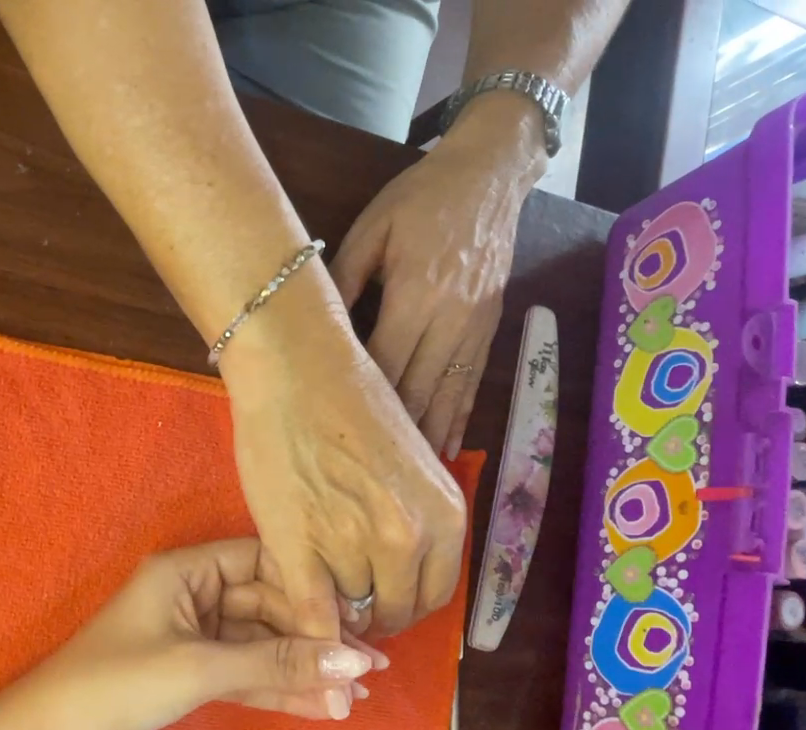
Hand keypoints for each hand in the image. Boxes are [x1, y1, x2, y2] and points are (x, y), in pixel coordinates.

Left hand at [4, 538, 386, 729]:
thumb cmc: (118, 684)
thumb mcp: (199, 669)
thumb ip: (276, 663)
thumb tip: (354, 663)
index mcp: (185, 571)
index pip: (263, 563)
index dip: (310, 590)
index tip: (359, 621)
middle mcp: (191, 594)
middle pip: (267, 607)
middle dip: (314, 640)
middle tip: (370, 671)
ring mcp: (191, 635)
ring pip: (259, 645)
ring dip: (302, 669)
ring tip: (358, 696)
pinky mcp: (189, 672)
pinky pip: (243, 672)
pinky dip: (276, 688)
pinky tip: (321, 707)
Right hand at [222, 287, 467, 637]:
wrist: (294, 371)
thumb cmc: (351, 402)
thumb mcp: (412, 465)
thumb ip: (414, 519)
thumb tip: (394, 566)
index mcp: (445, 515)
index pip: (435, 595)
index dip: (404, 605)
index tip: (380, 603)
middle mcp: (409, 539)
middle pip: (393, 611)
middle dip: (370, 617)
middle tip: (343, 606)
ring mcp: (352, 547)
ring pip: (348, 611)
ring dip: (332, 608)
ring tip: (312, 589)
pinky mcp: (299, 549)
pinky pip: (311, 614)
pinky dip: (308, 630)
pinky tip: (298, 625)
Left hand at [331, 94, 543, 459]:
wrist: (492, 171)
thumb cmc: (419, 198)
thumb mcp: (370, 231)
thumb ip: (342, 282)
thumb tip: (313, 326)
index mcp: (417, 293)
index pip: (383, 361)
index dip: (360, 401)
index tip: (335, 437)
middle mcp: (451, 318)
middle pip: (415, 388)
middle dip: (390, 435)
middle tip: (362, 476)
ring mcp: (476, 326)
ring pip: (447, 394)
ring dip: (424, 439)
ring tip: (401, 481)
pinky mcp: (492, 328)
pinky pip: (471, 383)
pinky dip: (457, 419)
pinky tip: (444, 450)